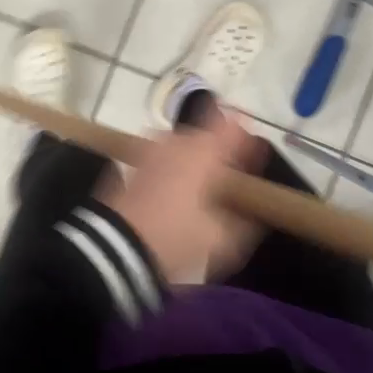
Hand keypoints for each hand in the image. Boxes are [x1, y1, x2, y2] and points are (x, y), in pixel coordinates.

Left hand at [99, 105, 264, 282]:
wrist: (118, 246)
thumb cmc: (176, 238)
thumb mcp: (222, 241)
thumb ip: (244, 223)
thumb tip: (252, 214)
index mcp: (203, 152)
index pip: (232, 126)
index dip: (246, 137)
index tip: (254, 155)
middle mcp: (177, 141)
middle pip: (205, 132)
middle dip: (218, 149)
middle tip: (227, 175)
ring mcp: (151, 150)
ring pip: (181, 143)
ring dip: (193, 157)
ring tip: (200, 185)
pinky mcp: (132, 164)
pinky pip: (160, 156)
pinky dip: (171, 166)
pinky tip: (172, 192)